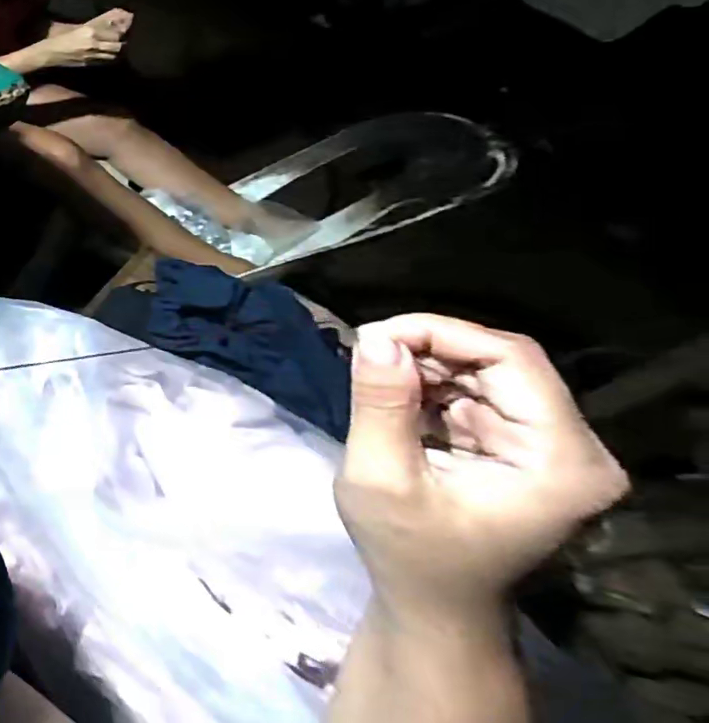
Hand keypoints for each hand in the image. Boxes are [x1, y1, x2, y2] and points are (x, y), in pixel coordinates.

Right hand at [36, 7, 130, 67]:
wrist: (47, 54)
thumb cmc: (58, 38)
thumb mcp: (75, 28)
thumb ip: (91, 27)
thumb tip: (107, 25)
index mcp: (90, 31)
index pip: (113, 33)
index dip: (118, 33)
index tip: (120, 31)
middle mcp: (93, 43)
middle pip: (116, 45)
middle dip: (119, 44)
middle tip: (118, 42)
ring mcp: (90, 55)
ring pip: (111, 55)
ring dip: (114, 52)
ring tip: (113, 49)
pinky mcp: (87, 64)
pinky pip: (102, 61)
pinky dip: (106, 58)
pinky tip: (104, 56)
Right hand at [336, 315, 628, 620]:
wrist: (434, 599)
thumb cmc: (409, 548)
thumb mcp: (380, 476)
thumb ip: (380, 405)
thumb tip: (374, 338)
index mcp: (559, 459)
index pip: (513, 360)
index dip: (439, 333)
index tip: (369, 338)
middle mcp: (570, 447)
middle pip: (501, 360)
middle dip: (424, 345)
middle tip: (361, 353)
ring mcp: (545, 446)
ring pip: (483, 369)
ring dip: (420, 362)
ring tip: (369, 378)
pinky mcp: (515, 444)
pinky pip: (472, 390)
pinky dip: (424, 382)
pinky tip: (390, 397)